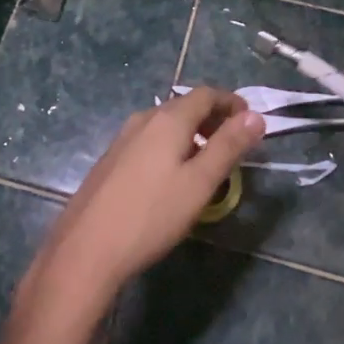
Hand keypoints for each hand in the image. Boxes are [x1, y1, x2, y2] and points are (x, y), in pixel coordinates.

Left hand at [27, 87, 263, 297]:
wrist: (86, 249)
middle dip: (213, 118)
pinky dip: (171, 145)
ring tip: (208, 161)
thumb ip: (228, 147)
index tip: (251, 122)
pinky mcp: (111, 159)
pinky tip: (173, 176)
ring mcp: (123, 138)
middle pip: (185, 106)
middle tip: (234, 142)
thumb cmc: (151, 215)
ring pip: (166, 124)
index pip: (206, 94)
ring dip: (192, 133)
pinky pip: (150, 139)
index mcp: (168, 119)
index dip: (231, 103)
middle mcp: (144, 119)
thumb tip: (256, 116)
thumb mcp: (199, 183)